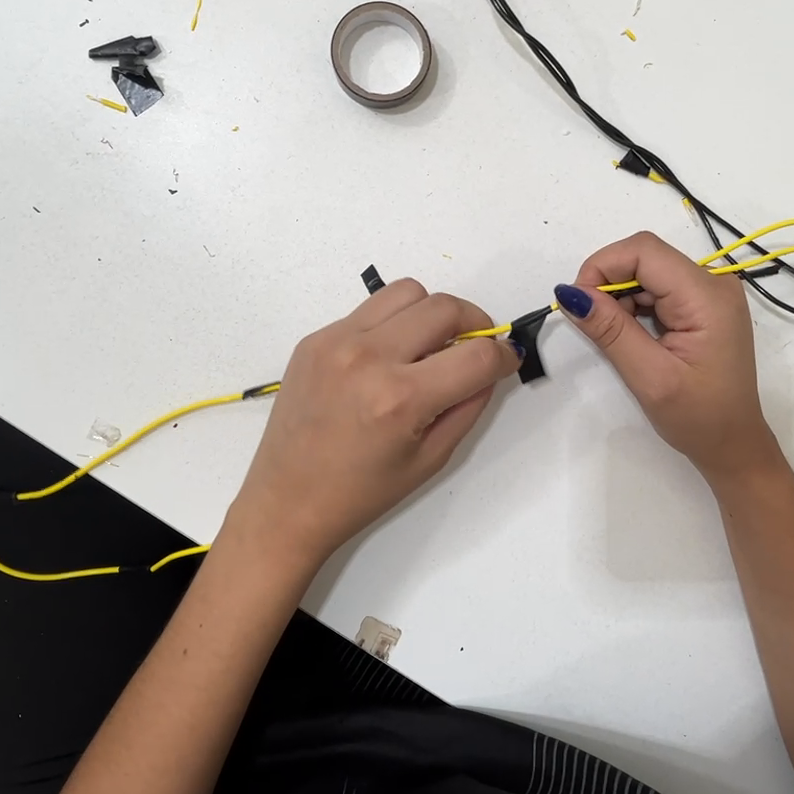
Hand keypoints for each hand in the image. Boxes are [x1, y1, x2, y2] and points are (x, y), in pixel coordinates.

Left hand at [225, 280, 521, 567]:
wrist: (286, 500)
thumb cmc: (361, 492)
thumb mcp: (431, 458)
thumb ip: (469, 404)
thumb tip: (490, 365)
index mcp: (400, 399)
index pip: (476, 356)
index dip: (504, 355)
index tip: (507, 359)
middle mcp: (367, 358)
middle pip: (445, 308)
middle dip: (475, 323)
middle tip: (475, 347)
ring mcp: (336, 341)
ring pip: (407, 292)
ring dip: (432, 313)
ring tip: (431, 345)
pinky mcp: (315, 338)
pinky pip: (370, 309)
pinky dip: (393, 323)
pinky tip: (389, 356)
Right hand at [555, 231, 779, 482]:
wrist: (733, 444)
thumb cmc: (698, 417)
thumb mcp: (649, 377)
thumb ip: (611, 330)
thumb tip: (569, 293)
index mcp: (707, 296)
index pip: (644, 251)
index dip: (602, 266)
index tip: (578, 303)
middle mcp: (713, 282)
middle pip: (645, 257)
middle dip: (609, 282)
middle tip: (594, 325)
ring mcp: (709, 291)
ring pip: (647, 270)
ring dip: (620, 295)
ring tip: (617, 337)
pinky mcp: (701, 304)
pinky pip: (657, 286)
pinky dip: (634, 304)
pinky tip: (632, 335)